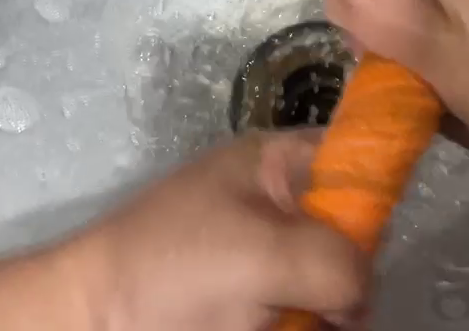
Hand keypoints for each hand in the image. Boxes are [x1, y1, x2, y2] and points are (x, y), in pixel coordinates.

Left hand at [65, 131, 370, 330]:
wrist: (92, 323)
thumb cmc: (174, 267)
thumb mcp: (260, 252)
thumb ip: (332, 260)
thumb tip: (361, 291)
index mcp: (275, 164)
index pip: (351, 155)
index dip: (376, 192)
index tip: (376, 245)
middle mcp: (276, 204)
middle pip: (349, 233)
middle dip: (348, 277)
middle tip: (331, 310)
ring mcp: (264, 257)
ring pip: (329, 285)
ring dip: (325, 315)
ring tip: (295, 326)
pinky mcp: (254, 303)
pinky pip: (301, 315)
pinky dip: (302, 327)